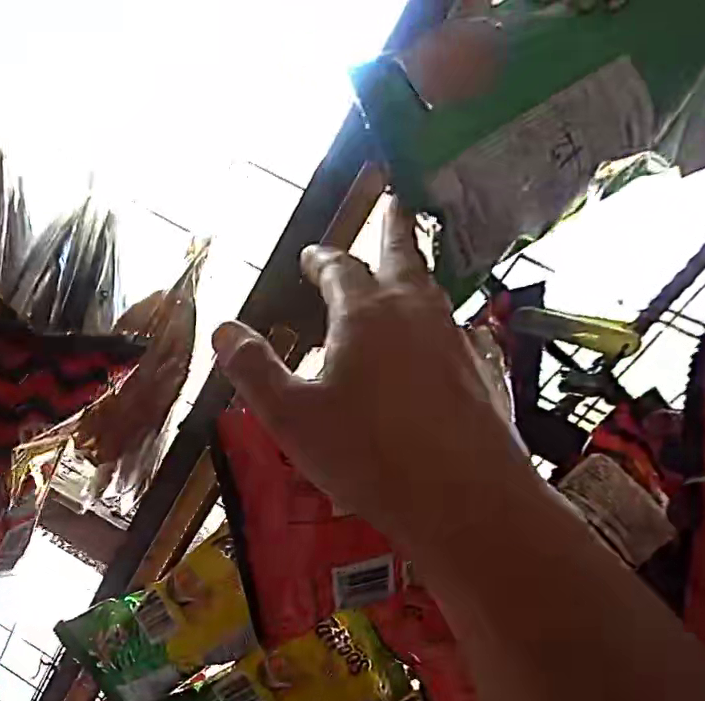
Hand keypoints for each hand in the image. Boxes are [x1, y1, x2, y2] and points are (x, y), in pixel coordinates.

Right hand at [215, 199, 535, 549]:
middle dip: (392, 228)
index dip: (321, 259)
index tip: (310, 253)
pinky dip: (443, 323)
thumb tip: (223, 329)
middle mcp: (415, 314)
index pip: (339, 271)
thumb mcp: (289, 416)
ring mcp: (455, 341)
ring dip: (417, 274)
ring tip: (410, 269)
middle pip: (404, 255)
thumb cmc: (365, 454)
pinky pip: (458, 332)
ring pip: (433, 292)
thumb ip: (254, 370)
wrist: (460, 496)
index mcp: (364, 317)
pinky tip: (448, 338)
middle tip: (394, 200)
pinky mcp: (481, 372)